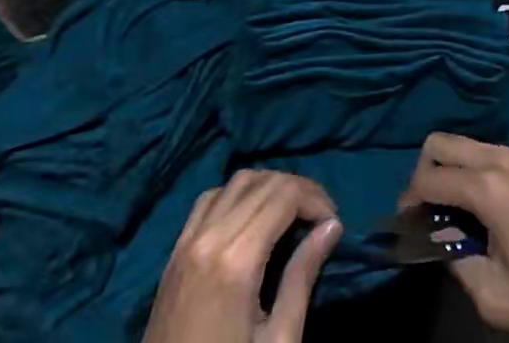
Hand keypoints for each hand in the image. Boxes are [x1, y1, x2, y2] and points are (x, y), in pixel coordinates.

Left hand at [143, 170, 341, 342]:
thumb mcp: (278, 340)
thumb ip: (302, 277)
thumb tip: (332, 226)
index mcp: (236, 261)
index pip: (285, 195)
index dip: (316, 199)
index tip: (333, 223)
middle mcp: (209, 237)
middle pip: (265, 182)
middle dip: (300, 190)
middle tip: (321, 218)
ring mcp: (187, 242)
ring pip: (238, 181)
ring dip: (271, 186)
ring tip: (292, 213)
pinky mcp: (174, 251)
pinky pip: (210, 198)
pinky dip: (238, 194)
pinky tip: (253, 217)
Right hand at [400, 133, 508, 342]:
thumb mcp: (492, 293)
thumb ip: (454, 256)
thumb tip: (436, 234)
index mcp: (491, 187)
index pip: (429, 177)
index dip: (407, 202)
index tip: (403, 229)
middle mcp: (505, 159)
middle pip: (442, 142)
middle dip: (424, 174)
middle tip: (424, 216)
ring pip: (467, 144)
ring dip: (449, 171)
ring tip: (450, 216)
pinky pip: (490, 154)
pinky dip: (472, 171)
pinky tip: (478, 209)